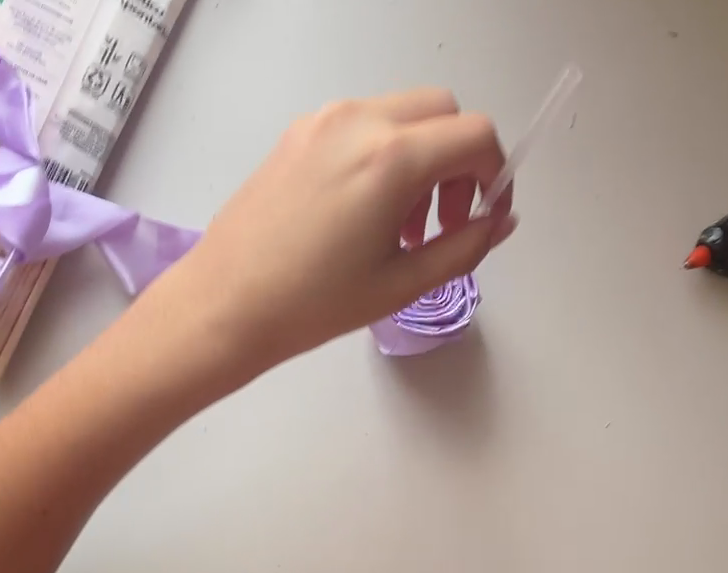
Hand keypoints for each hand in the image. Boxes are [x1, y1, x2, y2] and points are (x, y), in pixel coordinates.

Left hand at [164, 87, 516, 368]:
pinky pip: (363, 125)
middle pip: (443, 112)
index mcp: (392, 159)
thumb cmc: (315, 304)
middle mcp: (359, 121)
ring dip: (423, 159)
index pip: (475, 136)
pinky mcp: (299, 132)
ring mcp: (324, 120)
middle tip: (445, 223)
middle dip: (460, 162)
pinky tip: (366, 213)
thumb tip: (501, 222)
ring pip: (403, 115)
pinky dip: (386, 155)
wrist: (227, 303)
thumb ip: (464, 247)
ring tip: (403, 228)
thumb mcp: (403, 283)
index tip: (487, 217)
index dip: (496, 175)